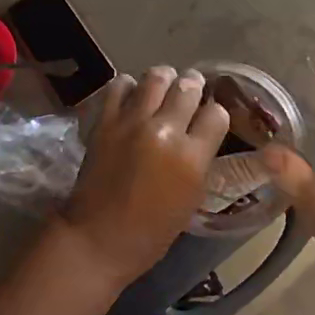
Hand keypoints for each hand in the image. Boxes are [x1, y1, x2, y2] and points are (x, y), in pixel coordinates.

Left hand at [57, 67, 229, 285]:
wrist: (97, 238)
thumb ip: (200, 160)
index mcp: (191, 158)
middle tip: (190, 91)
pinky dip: (130, 86)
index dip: (215, 114)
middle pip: (188, 87)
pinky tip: (132, 97)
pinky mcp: (105, 120)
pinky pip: (120, 85)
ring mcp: (132, 122)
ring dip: (164, 79)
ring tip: (163, 88)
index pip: (216, 114)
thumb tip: (200, 133)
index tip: (209, 118)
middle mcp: (165, 131)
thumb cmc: (151, 232)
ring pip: (156, 77)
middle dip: (193, 86)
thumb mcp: (192, 198)